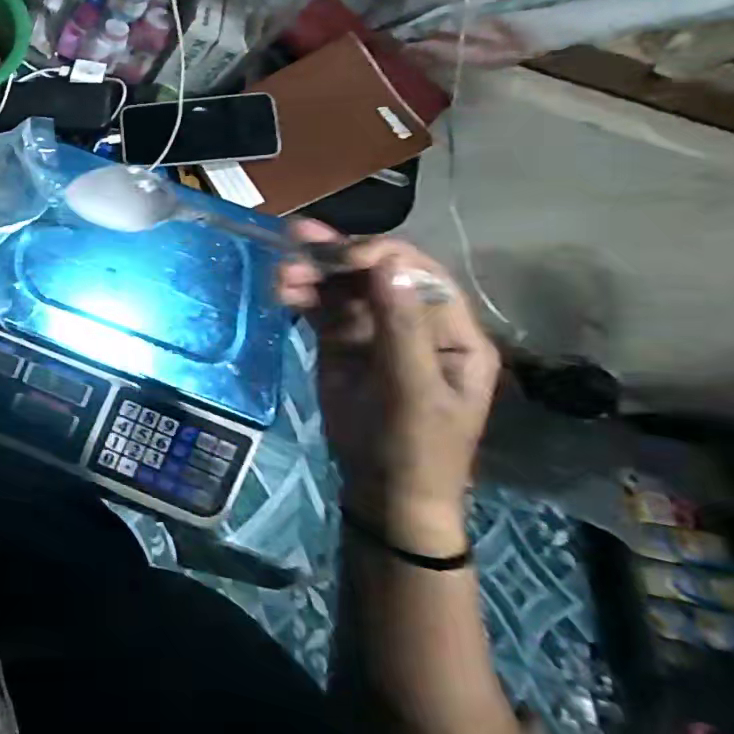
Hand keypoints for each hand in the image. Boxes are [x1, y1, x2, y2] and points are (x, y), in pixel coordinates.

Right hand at [276, 220, 499, 555]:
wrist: (383, 488)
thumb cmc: (416, 446)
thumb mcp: (414, 390)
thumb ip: (401, 327)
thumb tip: (386, 265)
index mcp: (452, 332)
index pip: (418, 275)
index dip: (380, 256)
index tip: (340, 255)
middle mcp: (414, 322)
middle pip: (375, 273)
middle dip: (337, 257)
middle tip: (297, 245)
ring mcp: (374, 331)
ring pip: (342, 287)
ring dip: (312, 273)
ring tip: (282, 273)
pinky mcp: (340, 342)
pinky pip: (320, 308)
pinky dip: (301, 295)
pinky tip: (282, 290)